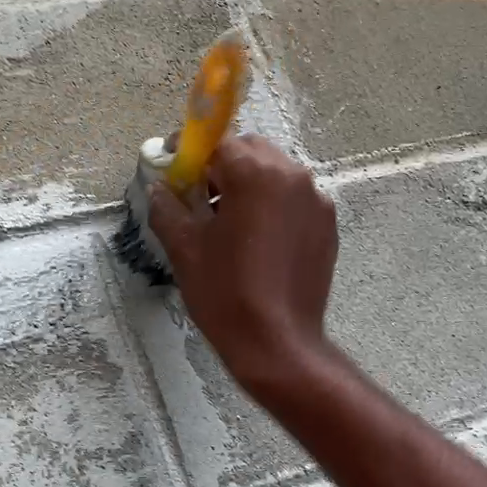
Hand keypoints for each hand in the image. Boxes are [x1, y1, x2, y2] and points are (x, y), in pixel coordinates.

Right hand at [146, 133, 338, 400]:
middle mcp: (292, 177)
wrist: (277, 343)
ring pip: (275, 174)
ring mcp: (316, 201)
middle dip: (222, 166)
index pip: (218, 143)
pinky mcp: (326, 226)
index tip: (172, 167)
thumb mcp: (184, 248)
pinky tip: (254, 242)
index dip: (190, 152)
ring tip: (226, 223)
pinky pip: (293, 200)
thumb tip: (159, 188)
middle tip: (198, 198)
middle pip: (251, 151)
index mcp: (255, 175)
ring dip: (247, 185)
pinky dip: (271, 207)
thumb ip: (168, 207)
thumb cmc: (225, 293)